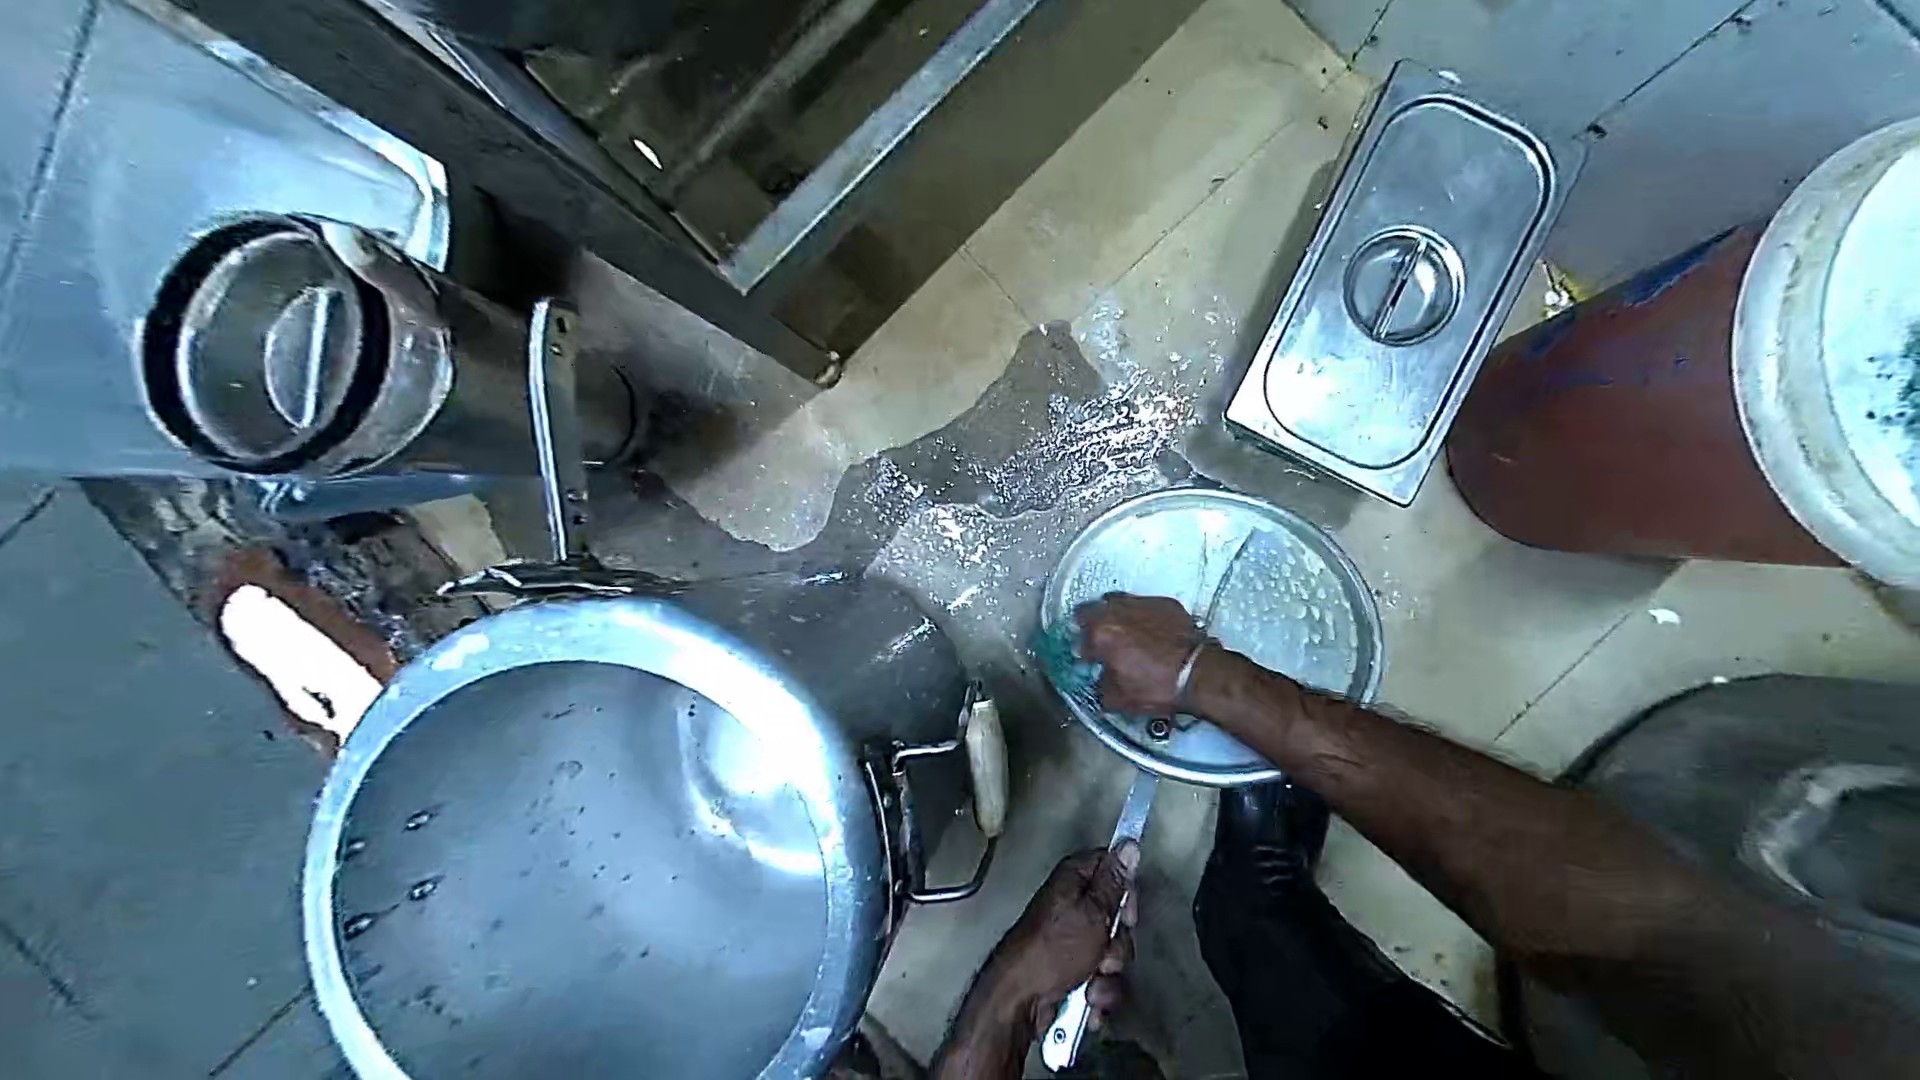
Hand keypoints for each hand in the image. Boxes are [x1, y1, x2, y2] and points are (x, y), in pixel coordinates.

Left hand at [983, 843, 1139, 1033]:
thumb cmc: (1054, 948)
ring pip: (1114, 951)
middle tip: (1105, 953)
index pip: (1113, 868)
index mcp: (1075, 878)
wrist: (1023, 997)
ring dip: (1109, 974)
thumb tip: (1129, 845)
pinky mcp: (1076, 968)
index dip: (1126, 891)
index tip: (1126, 914)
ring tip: (1091, 981)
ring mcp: (1075, 937)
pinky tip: (1087, 999)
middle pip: (1118, 915)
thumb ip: (1114, 882)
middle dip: (1118, 943)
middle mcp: (1074, 902)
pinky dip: (1100, 991)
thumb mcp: (1092, 912)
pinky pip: (1104, 977)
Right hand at [1075, 593, 1202, 715]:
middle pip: (1090, 609)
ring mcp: (1141, 603)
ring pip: (1116, 601)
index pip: (1078, 638)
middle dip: (1090, 624)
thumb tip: (1099, 682)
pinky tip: (1150, 630)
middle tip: (1099, 639)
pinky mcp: (1164, 603)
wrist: (1200, 675)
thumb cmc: (1157, 686)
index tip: (1090, 660)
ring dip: (1114, 614)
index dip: (1084, 651)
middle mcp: (1116, 611)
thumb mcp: (1118, 699)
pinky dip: (1141, 615)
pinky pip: (1144, 605)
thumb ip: (1100, 686)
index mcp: (1099, 633)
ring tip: (1123, 631)